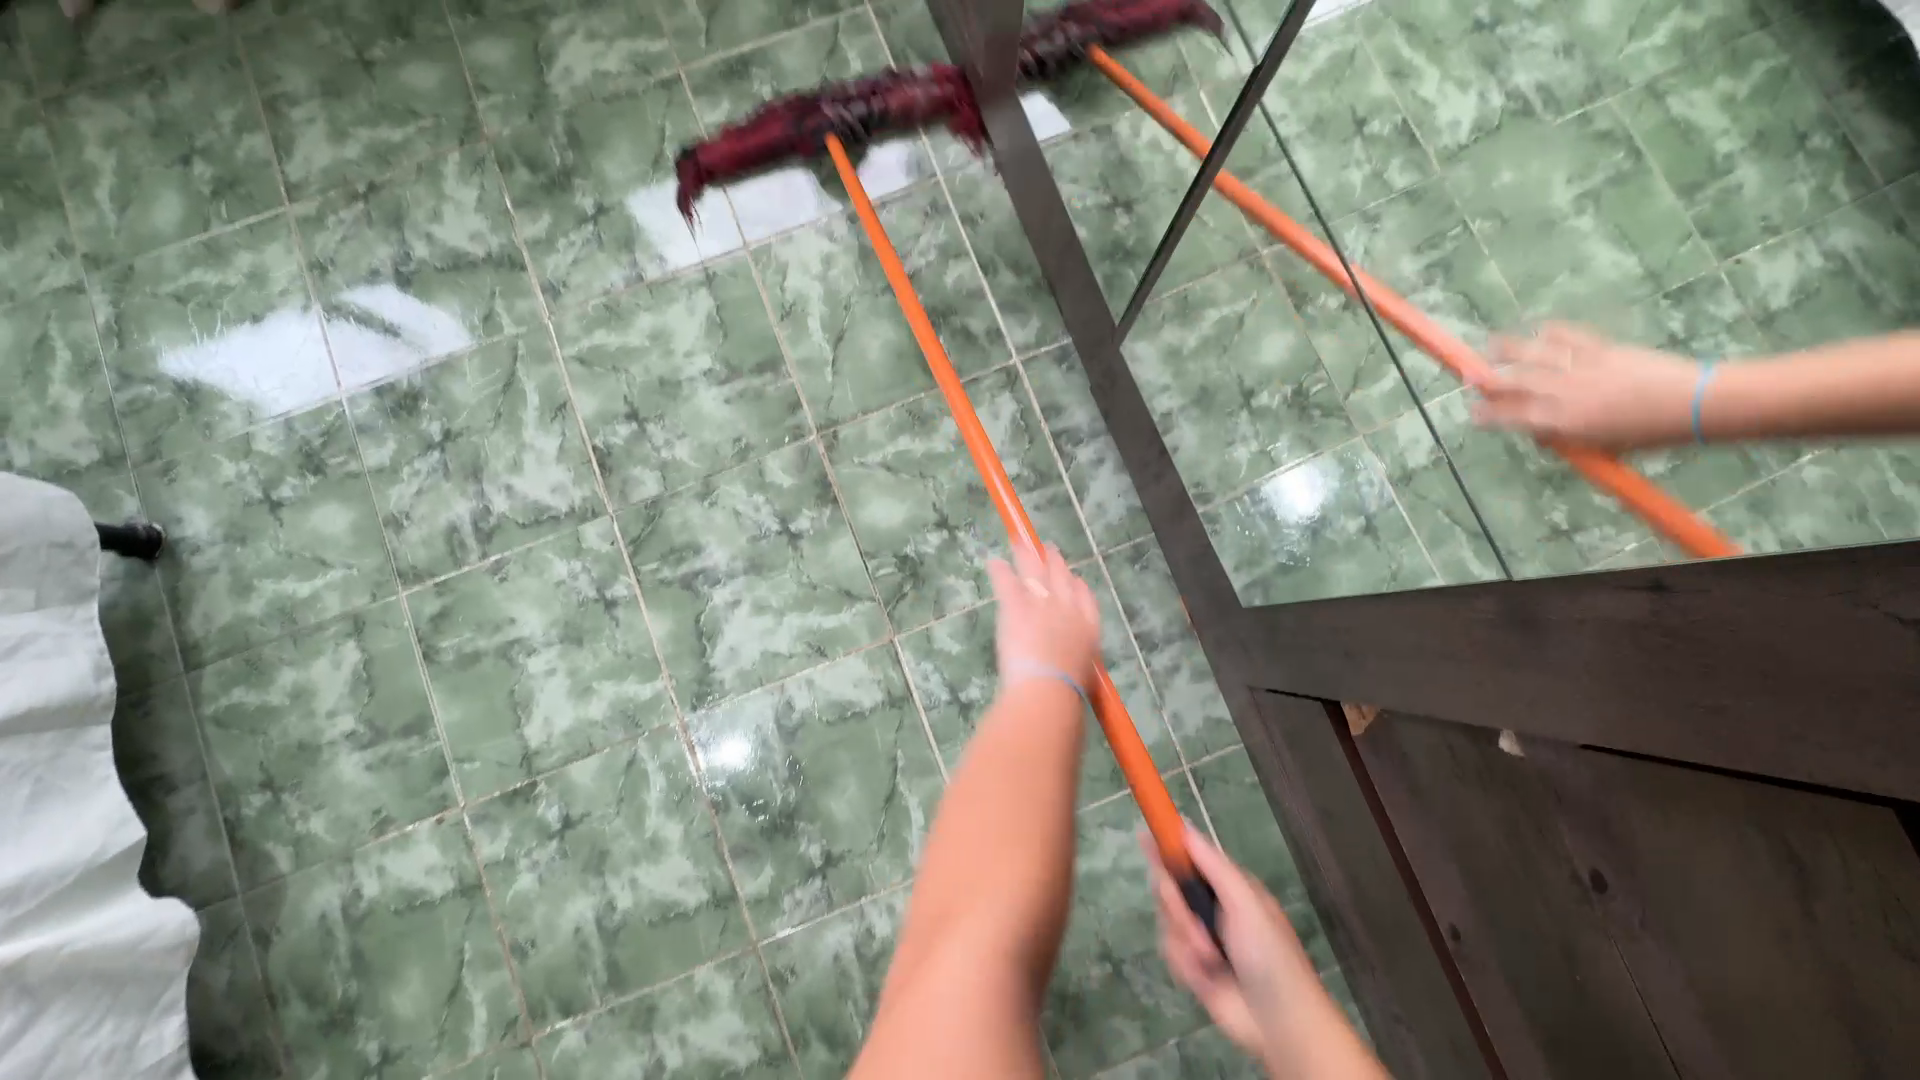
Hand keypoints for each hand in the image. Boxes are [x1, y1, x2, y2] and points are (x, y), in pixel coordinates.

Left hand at [987, 542, 1100, 691]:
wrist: (1048, 687)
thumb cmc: (1067, 692)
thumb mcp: (1083, 677)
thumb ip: (1076, 664)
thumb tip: (1070, 671)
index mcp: (1088, 628)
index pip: (1085, 597)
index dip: (1077, 584)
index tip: (1073, 578)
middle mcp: (1067, 609)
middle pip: (1062, 576)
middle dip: (1055, 561)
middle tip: (1049, 549)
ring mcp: (1041, 603)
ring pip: (1034, 570)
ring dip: (1026, 555)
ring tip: (1019, 542)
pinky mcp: (1016, 605)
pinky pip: (1007, 581)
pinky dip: (999, 570)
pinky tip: (993, 561)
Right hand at [1145, 824, 1320, 1061]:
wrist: (1277, 1020)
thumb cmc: (1268, 954)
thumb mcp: (1245, 902)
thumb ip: (1213, 865)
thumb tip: (1185, 826)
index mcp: (1229, 887)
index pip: (1190, 858)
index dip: (1167, 847)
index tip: (1144, 837)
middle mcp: (1212, 908)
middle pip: (1170, 887)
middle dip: (1176, 906)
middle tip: (1192, 921)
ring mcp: (1200, 937)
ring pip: (1166, 920)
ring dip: (1185, 940)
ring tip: (1209, 957)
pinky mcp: (1191, 966)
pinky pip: (1169, 950)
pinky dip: (1184, 963)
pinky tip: (1205, 975)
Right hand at [1476, 323, 1704, 448]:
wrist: (1697, 404)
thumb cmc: (1652, 435)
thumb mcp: (1602, 447)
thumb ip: (1568, 438)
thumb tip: (1542, 431)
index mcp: (1562, 422)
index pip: (1512, 417)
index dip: (1488, 415)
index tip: (1474, 415)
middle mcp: (1564, 393)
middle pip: (1515, 382)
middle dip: (1488, 380)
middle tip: (1470, 377)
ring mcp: (1582, 367)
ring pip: (1535, 355)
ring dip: (1508, 349)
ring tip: (1491, 345)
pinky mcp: (1603, 349)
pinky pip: (1569, 337)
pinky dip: (1552, 332)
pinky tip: (1539, 329)